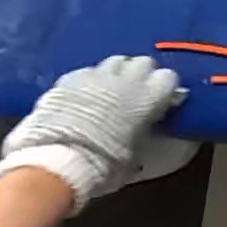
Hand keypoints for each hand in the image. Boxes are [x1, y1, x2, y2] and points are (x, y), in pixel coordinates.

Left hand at [0, 55, 194, 211]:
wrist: (57, 160)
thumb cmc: (103, 165)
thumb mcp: (135, 155)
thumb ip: (145, 133)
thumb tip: (146, 128)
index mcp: (148, 97)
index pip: (169, 78)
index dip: (164, 89)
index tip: (160, 101)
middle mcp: (127, 78)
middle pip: (143, 62)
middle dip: (142, 75)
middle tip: (136, 94)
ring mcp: (98, 73)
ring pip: (116, 61)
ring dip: (117, 73)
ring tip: (110, 91)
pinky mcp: (72, 76)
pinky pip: (88, 72)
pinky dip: (90, 81)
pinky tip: (83, 97)